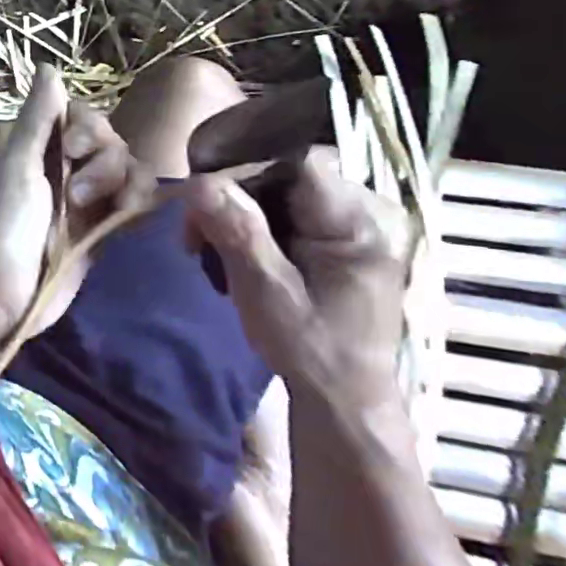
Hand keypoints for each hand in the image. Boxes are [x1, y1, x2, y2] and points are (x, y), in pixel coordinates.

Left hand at [0, 65, 152, 340]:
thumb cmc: (2, 226)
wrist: (4, 296)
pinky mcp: (104, 226)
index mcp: (41, 147)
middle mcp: (67, 166)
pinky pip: (135, 200)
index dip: (87, 127)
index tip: (71, 148)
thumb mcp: (16, 165)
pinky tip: (127, 214)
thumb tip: (49, 66)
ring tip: (96, 209)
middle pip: (109, 139)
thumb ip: (37, 118)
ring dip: (120, 181)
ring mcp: (88, 197)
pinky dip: (137, 200)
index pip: (81, 114)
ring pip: (127, 166)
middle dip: (102, 159)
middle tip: (75, 193)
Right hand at [185, 149, 410, 406]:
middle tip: (197, 238)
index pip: (296, 164)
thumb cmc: (311, 353)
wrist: (344, 401)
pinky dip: (256, 224)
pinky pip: (288, 207)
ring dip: (240, 213)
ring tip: (212, 250)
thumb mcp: (267, 294)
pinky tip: (237, 252)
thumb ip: (237, 233)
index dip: (243, 173)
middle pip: (284, 173)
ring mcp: (357, 219)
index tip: (204, 205)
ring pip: (280, 188)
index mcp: (361, 223)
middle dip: (235, 199)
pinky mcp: (342, 232)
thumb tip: (197, 183)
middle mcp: (368, 209)